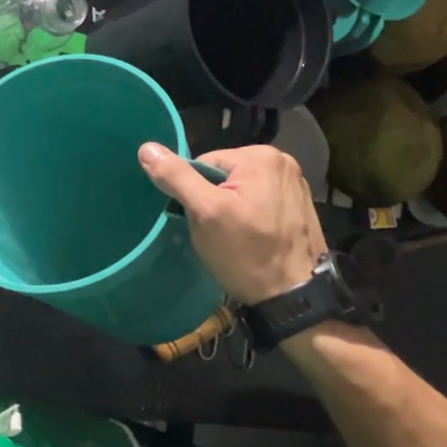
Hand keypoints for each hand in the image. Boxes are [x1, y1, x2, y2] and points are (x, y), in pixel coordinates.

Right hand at [138, 142, 325, 305]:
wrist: (295, 298)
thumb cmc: (247, 254)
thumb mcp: (205, 214)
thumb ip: (176, 177)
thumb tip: (147, 148)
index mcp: (261, 155)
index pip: (204, 164)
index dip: (195, 193)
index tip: (203, 220)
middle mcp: (282, 161)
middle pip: (223, 175)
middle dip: (214, 200)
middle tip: (218, 232)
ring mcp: (294, 183)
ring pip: (240, 189)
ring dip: (231, 208)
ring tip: (236, 237)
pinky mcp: (299, 204)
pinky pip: (259, 200)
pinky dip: (250, 216)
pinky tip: (253, 237)